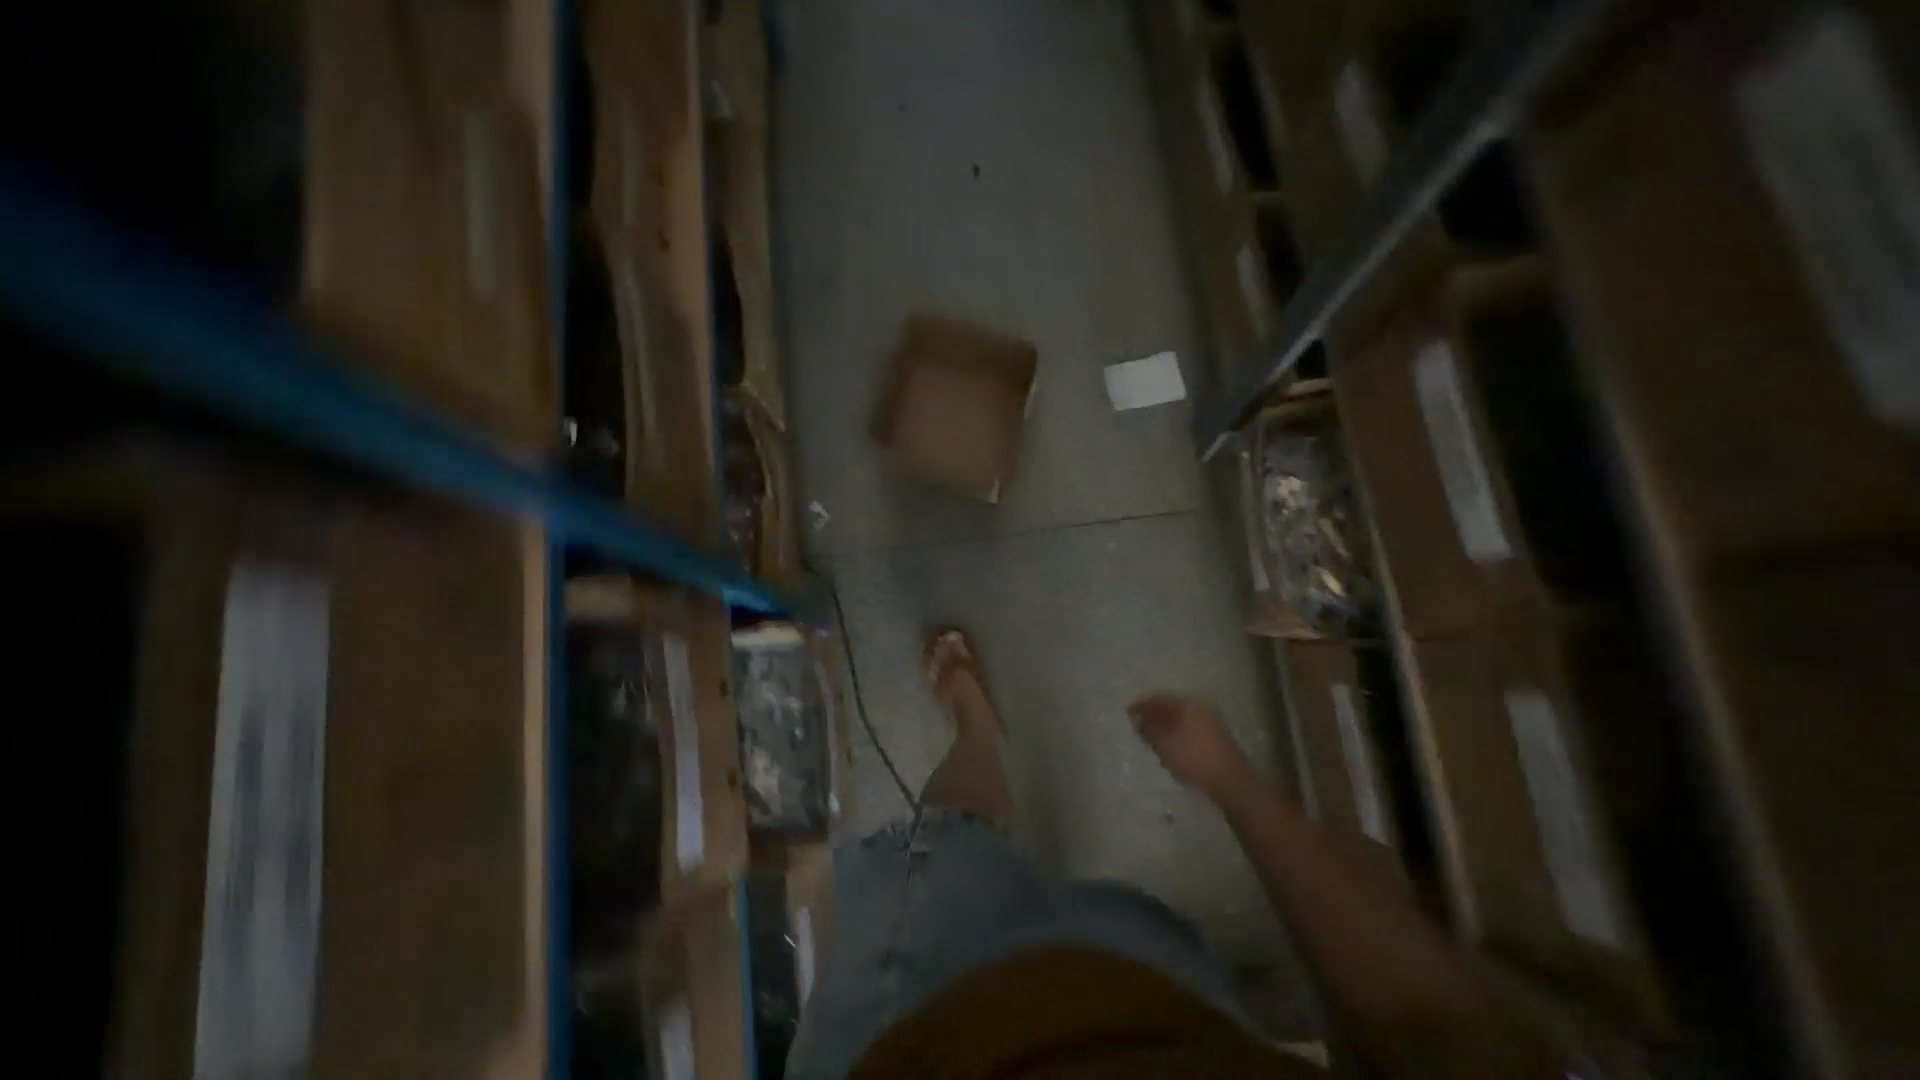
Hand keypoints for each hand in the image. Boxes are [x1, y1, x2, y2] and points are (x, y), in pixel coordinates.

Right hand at [1129, 694, 1256, 800]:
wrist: (1231, 780)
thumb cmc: (1192, 758)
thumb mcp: (1164, 744)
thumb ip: (1148, 729)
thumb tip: (1138, 718)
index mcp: (1187, 705)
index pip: (1159, 699)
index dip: (1141, 705)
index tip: (1128, 714)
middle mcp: (1201, 708)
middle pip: (1172, 707)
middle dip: (1155, 715)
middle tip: (1140, 725)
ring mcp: (1213, 723)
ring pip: (1184, 718)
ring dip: (1168, 725)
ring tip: (1155, 737)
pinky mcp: (1220, 738)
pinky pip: (1193, 729)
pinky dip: (1180, 733)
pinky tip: (1175, 746)